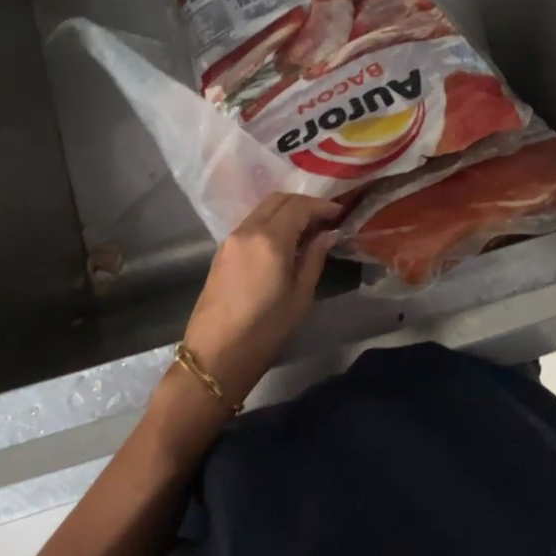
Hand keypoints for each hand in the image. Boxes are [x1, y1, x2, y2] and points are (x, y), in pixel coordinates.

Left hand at [181, 193, 342, 406]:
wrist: (215, 355)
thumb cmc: (265, 330)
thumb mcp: (300, 296)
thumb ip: (314, 258)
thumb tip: (328, 234)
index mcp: (270, 239)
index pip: (299, 206)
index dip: (321, 206)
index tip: (339, 213)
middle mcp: (248, 230)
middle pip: (277, 199)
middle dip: (302, 203)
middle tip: (323, 219)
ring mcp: (231, 239)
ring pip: (262, 210)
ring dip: (285, 212)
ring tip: (306, 231)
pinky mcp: (221, 252)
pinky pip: (250, 225)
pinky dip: (269, 223)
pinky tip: (283, 243)